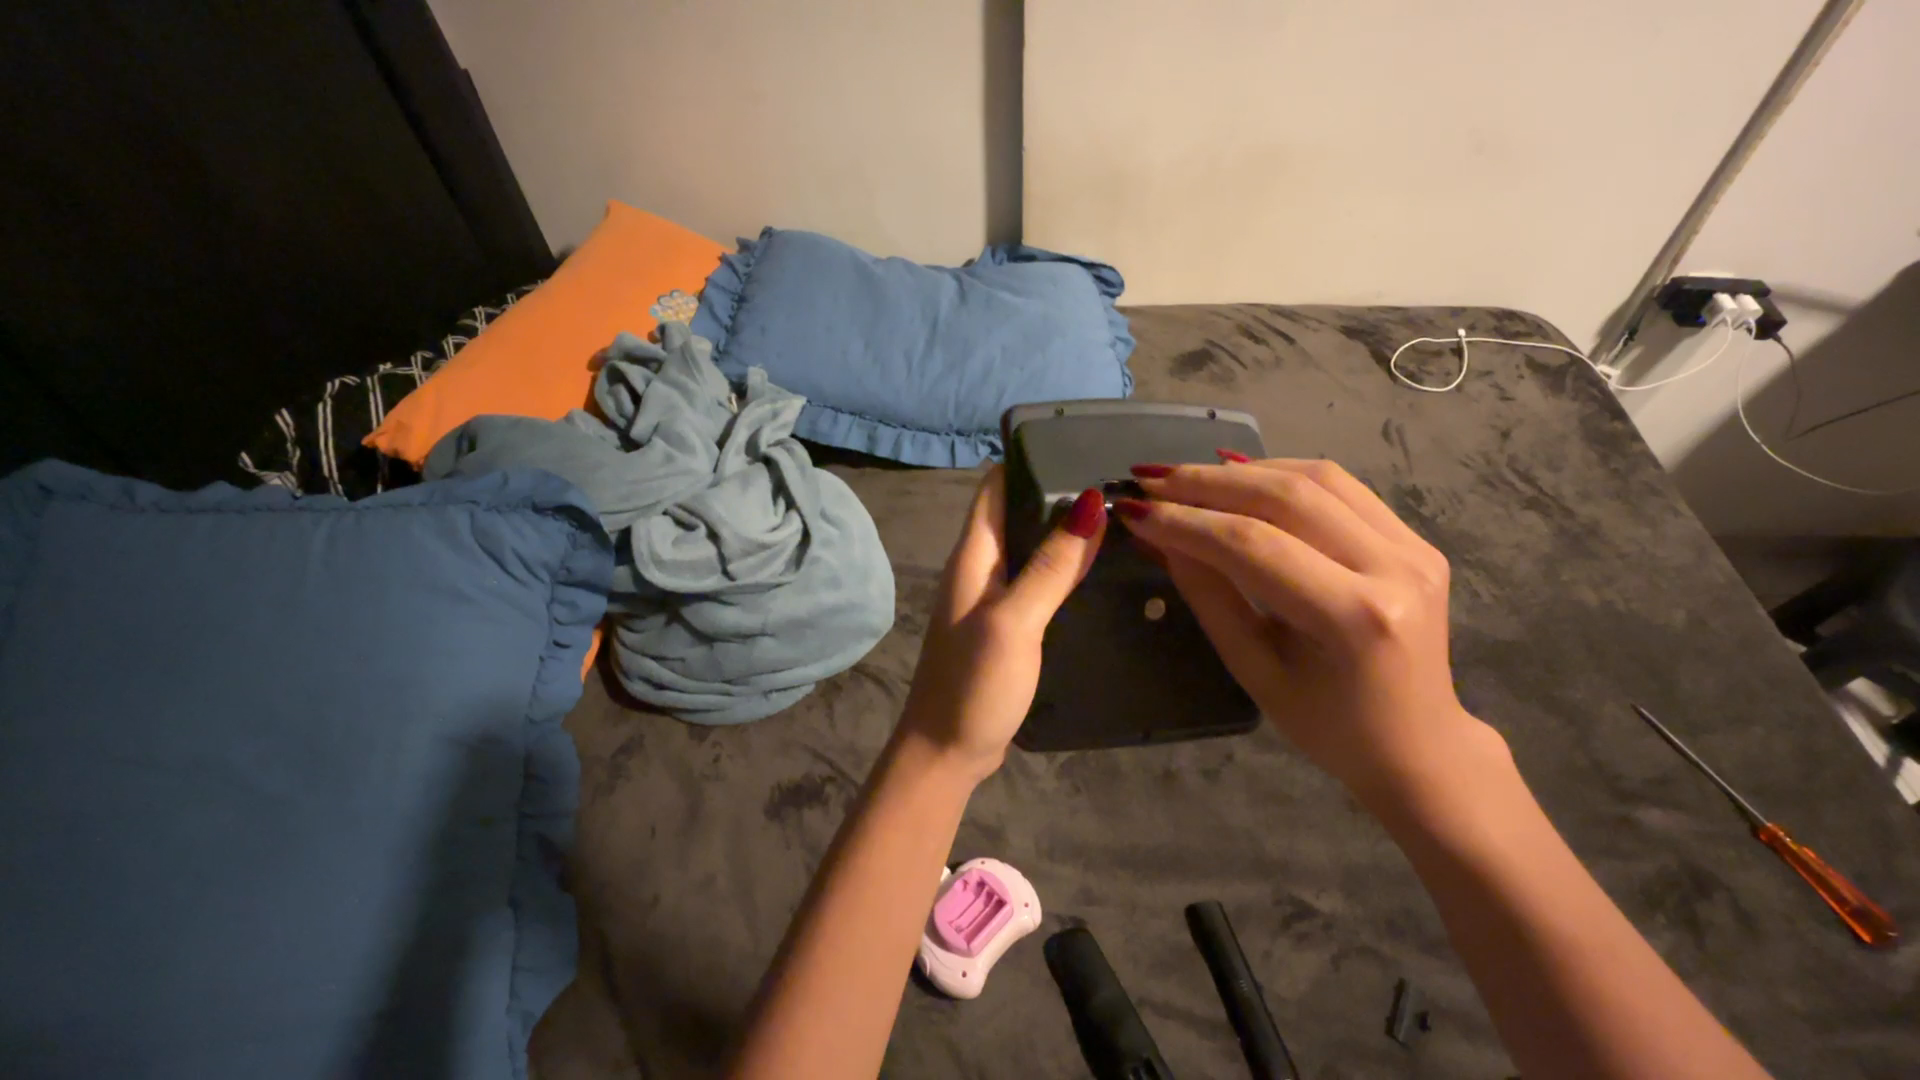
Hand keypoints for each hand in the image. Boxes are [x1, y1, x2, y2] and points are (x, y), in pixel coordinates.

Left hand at [899, 467, 1106, 783]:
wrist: (946, 751)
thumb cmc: (974, 683)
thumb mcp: (1015, 620)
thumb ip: (1051, 566)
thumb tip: (1091, 502)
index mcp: (974, 556)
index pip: (996, 486)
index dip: (1029, 458)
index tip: (1079, 442)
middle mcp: (981, 568)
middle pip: (1017, 512)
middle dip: (1057, 491)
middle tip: (1116, 479)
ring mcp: (993, 598)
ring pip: (1030, 547)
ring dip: (1063, 530)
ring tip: (1118, 514)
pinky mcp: (1008, 625)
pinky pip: (1037, 581)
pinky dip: (1063, 567)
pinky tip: (1096, 569)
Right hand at [1118, 457, 1504, 806]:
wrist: (1417, 743)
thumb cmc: (1326, 725)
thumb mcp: (1253, 668)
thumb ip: (1207, 594)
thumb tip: (1157, 535)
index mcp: (1354, 618)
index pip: (1253, 546)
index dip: (1185, 522)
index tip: (1131, 511)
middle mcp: (1394, 568)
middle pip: (1286, 498)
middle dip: (1206, 484)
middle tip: (1148, 482)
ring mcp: (1413, 546)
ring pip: (1316, 478)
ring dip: (1241, 471)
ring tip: (1184, 478)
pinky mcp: (1415, 537)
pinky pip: (1340, 486)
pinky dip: (1281, 473)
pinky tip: (1236, 474)